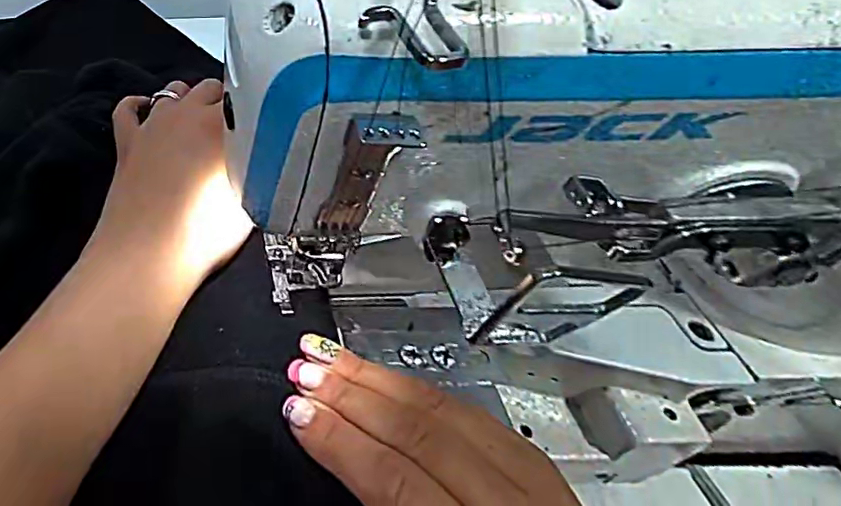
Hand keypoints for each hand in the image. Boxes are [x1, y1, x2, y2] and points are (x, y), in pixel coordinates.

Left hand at [92, 79, 253, 287]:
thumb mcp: (250, 202)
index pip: (243, 96)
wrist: (146, 256)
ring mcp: (154, 124)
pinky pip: (129, 109)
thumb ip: (257, 170)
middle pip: (210, 88)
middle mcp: (188, 113)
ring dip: (187, 100)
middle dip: (223, 100)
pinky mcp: (129, 141)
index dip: (253, 106)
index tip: (260, 119)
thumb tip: (261, 164)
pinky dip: (138, 105)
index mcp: (222, 123)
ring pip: (174, 91)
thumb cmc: (201, 234)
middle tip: (233, 124)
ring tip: (197, 119)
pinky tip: (147, 110)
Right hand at [281, 334, 581, 505]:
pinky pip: (471, 411)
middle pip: (419, 432)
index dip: (341, 441)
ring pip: (444, 408)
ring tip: (331, 356)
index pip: (398, 482)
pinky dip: (420, 390)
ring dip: (378, 379)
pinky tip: (387, 376)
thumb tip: (334, 457)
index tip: (298, 412)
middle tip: (303, 369)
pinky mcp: (541, 468)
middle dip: (351, 395)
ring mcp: (537, 486)